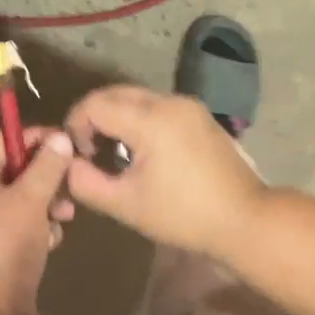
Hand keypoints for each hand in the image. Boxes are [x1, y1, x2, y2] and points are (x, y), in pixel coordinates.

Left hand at [0, 127, 76, 314]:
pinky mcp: (7, 243)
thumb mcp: (29, 202)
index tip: (65, 142)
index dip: (33, 136)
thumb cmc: (6, 248)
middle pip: (19, 168)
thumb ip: (46, 168)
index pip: (2, 140)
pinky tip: (52, 240)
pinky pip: (30, 222)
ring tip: (65, 215)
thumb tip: (60, 137)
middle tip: (72, 181)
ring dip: (50, 201)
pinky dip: (44, 226)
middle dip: (48, 174)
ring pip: (28, 196)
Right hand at [64, 85, 268, 257]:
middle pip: (114, 94)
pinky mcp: (199, 116)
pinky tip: (140, 153)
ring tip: (112, 155)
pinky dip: (138, 121)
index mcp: (150, 119)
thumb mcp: (125, 205)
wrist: (246, 220)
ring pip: (136, 98)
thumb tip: (68, 165)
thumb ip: (85, 182)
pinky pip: (156, 107)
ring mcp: (188, 107)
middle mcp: (169, 102)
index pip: (94, 104)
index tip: (78, 156)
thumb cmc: (183, 215)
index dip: (75, 126)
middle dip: (93, 118)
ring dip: (115, 119)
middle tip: (89, 152)